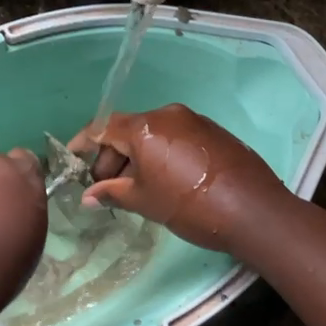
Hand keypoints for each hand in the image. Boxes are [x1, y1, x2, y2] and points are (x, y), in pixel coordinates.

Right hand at [68, 103, 294, 253]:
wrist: (254, 211)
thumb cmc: (189, 204)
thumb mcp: (145, 202)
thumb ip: (113, 193)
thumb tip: (88, 197)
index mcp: (144, 127)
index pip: (103, 127)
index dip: (84, 142)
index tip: (72, 157)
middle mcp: (166, 115)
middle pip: (128, 130)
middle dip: (112, 156)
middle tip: (105, 186)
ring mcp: (193, 121)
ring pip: (153, 135)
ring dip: (137, 157)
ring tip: (133, 188)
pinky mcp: (212, 133)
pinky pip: (175, 138)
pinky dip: (161, 155)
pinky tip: (163, 180)